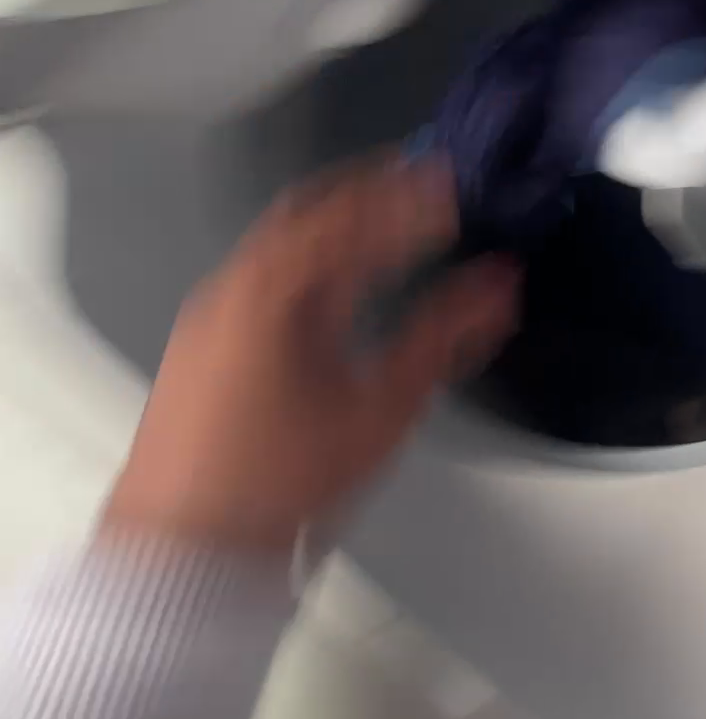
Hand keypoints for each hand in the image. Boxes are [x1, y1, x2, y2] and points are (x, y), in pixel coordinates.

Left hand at [104, 156, 519, 553]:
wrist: (191, 546)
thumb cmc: (287, 474)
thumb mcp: (386, 401)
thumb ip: (449, 331)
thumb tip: (502, 283)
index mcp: (279, 297)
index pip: (358, 220)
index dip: (413, 196)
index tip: (457, 180)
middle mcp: (239, 290)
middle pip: (315, 211)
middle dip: (376, 186)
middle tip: (428, 173)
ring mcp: (220, 312)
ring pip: (292, 236)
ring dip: (350, 214)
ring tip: (400, 206)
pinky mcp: (217, 335)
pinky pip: (276, 264)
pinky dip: (323, 246)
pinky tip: (352, 262)